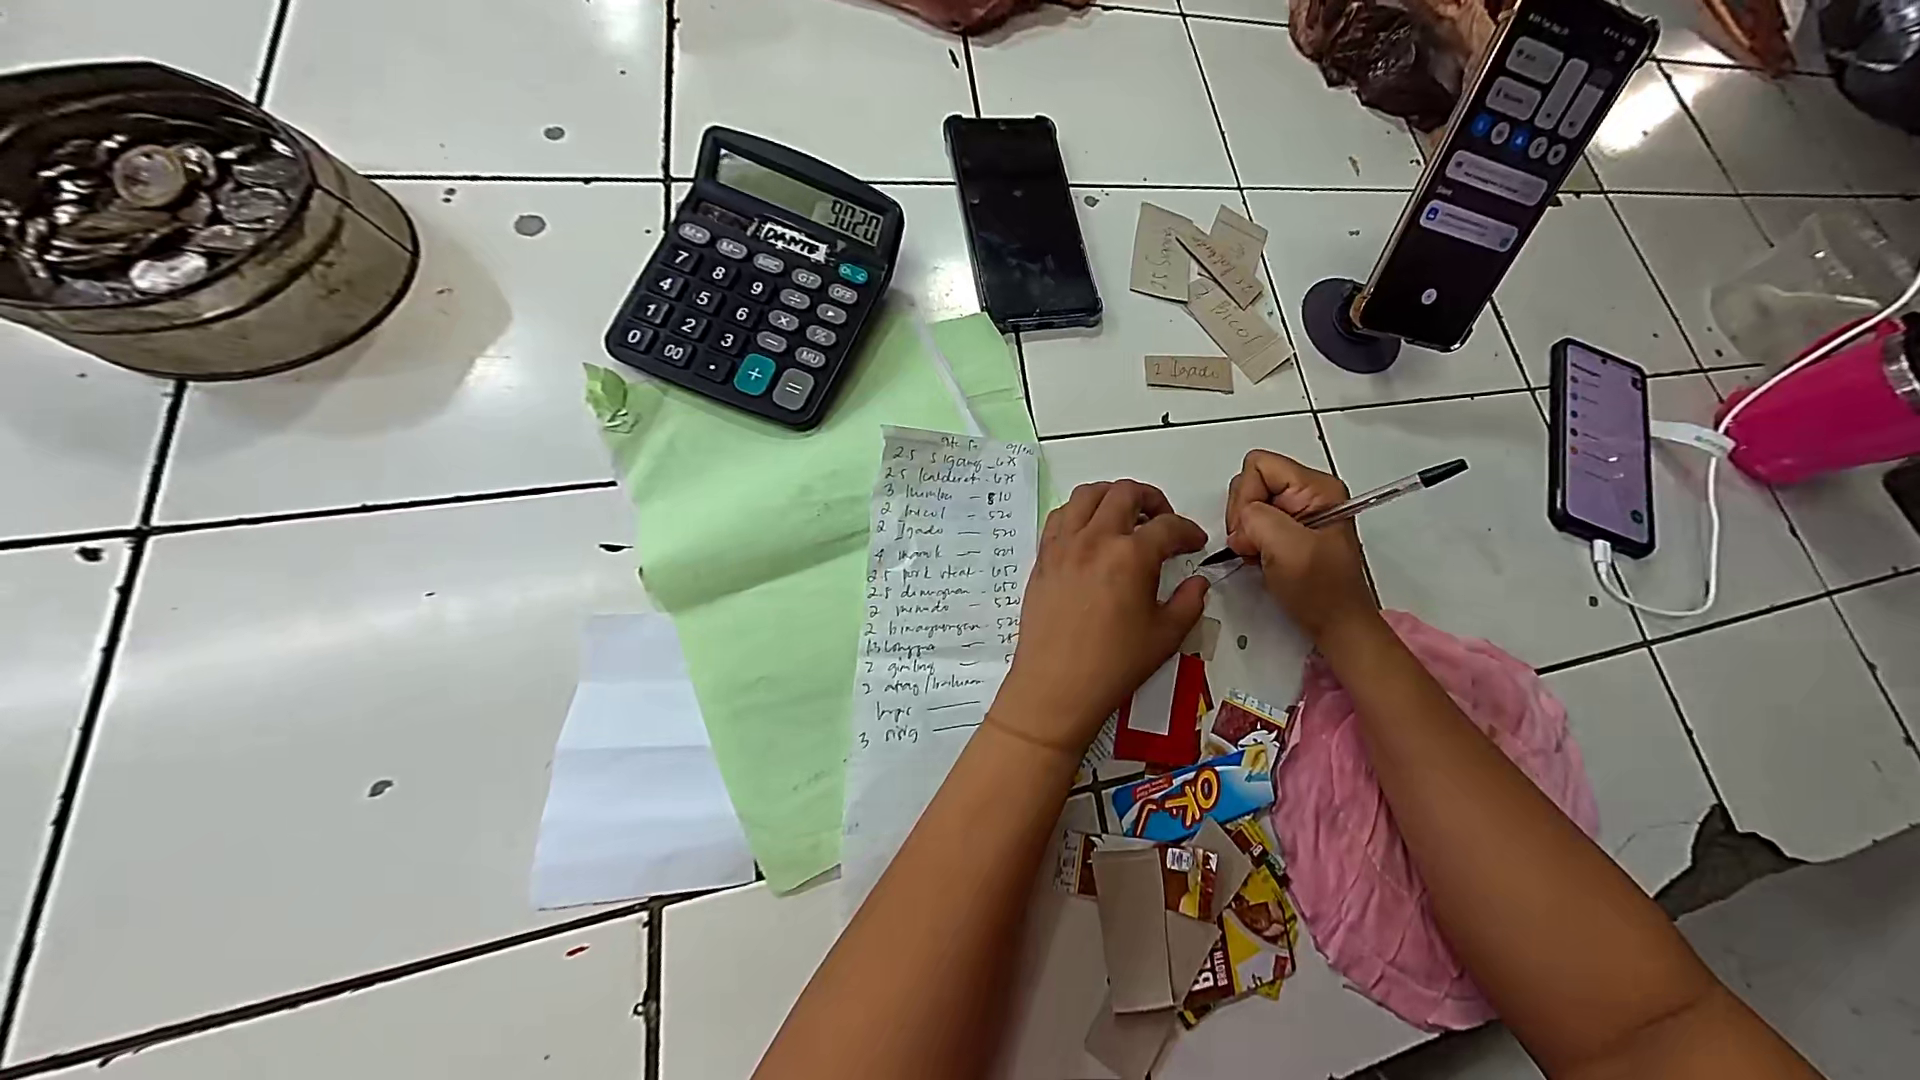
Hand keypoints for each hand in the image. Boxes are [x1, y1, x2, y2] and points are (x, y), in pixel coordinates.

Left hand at [992, 480, 1209, 755]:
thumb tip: (1196, 583)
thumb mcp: (1166, 636)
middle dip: (1152, 499)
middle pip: (1125, 493)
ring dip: (1111, 496)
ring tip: (1125, 515)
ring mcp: (1064, 546)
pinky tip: (1088, 531)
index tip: (1192, 542)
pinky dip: (1077, 513)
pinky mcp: (1043, 558)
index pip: (1168, 526)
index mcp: (1130, 556)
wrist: (1056, 685)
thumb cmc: (1112, 665)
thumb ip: (1189, 601)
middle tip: (1162, 519)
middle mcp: (1094, 540)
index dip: (1187, 531)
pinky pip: (1059, 517)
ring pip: (1087, 494)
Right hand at [1225, 450, 1377, 641]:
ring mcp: (1296, 512)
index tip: (1253, 531)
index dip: (1245, 497)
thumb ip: (1257, 517)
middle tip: (1255, 544)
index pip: (1258, 466)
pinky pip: (1250, 521)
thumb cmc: (1322, 591)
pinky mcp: (1286, 529)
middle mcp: (1307, 493)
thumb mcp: (1289, 548)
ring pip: (1246, 503)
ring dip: (1243, 530)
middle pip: (1250, 482)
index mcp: (1317, 488)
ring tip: (1259, 553)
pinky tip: (1260, 557)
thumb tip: (1241, 516)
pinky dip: (1247, 540)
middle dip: (1242, 514)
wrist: (1335, 624)